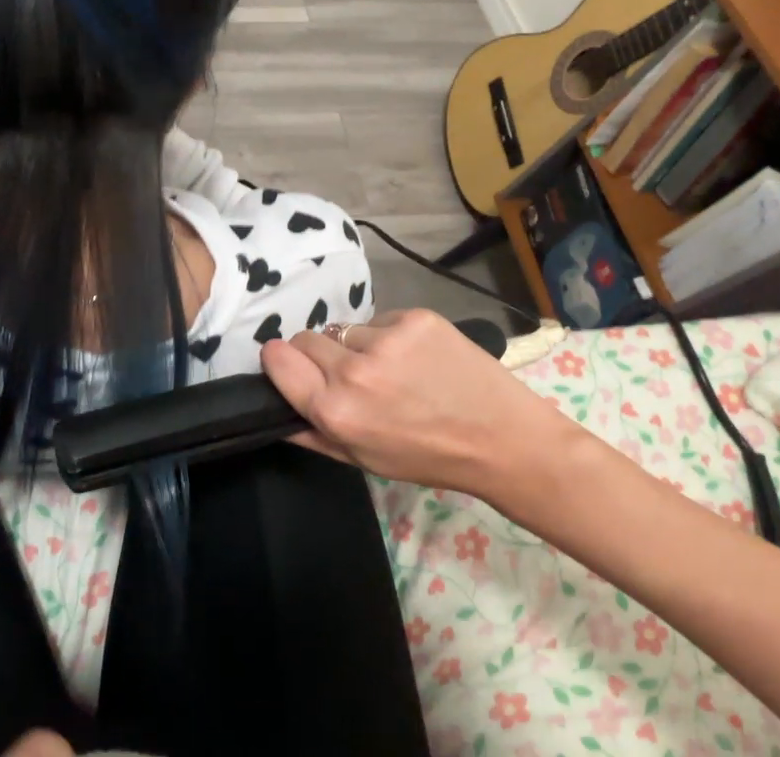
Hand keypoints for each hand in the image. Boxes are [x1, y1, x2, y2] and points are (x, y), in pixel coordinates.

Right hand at [260, 309, 575, 497]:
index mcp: (334, 410)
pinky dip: (389, 336)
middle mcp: (354, 371)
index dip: (281, 362)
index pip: (277, 358)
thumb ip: (310, 434)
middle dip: (316, 355)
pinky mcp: (416, 319)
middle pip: (304, 338)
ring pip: (344, 330)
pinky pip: (380, 320)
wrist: (505, 440)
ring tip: (391, 370)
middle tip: (347, 375)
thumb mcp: (361, 460)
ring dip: (356, 346)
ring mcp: (387, 339)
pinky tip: (415, 359)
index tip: (293, 369)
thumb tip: (273, 410)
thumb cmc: (428, 457)